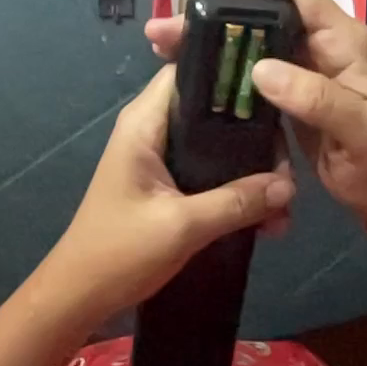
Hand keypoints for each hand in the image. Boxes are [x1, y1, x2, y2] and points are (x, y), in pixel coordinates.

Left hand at [36, 65, 294, 318]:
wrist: (78, 297)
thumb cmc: (119, 252)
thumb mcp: (181, 227)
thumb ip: (235, 202)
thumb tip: (288, 185)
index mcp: (145, 121)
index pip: (189, 68)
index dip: (230, 71)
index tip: (274, 91)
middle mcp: (152, 127)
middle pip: (212, 107)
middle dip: (252, 133)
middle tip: (286, 167)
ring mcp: (160, 154)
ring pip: (216, 142)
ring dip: (249, 168)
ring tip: (283, 203)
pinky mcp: (168, 180)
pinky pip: (211, 168)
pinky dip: (236, 186)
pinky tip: (265, 215)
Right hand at [146, 0, 366, 246]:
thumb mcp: (361, 131)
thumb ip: (317, 98)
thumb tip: (261, 69)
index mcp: (342, 39)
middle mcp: (319, 43)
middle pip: (262, 12)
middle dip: (214, 14)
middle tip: (168, 27)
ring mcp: (302, 67)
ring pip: (249, 39)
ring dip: (209, 40)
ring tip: (164, 45)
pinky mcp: (287, 91)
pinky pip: (247, 68)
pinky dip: (217, 67)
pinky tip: (187, 74)